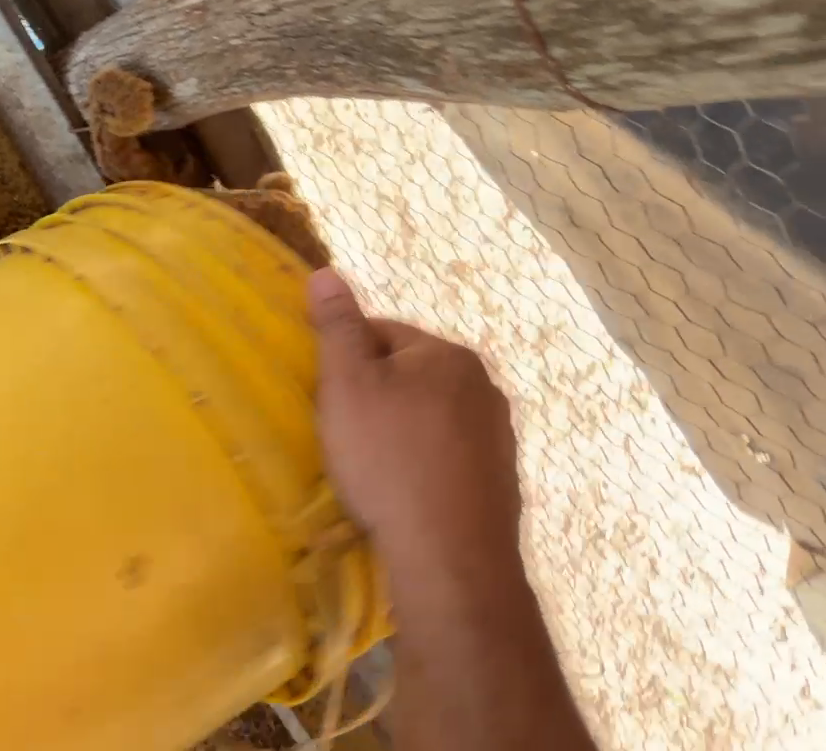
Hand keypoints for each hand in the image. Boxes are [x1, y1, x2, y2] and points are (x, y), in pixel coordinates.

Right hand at [307, 268, 521, 573]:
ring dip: (393, 425)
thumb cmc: (387, 456)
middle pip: (403, 371)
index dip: (343, 360)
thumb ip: (337, 325)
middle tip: (342, 427)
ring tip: (367, 459)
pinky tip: (398, 482)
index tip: (327, 395)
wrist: (449, 554)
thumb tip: (326, 271)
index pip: (379, 332)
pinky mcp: (499, 477)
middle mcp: (485, 386)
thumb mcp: (347, 382)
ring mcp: (498, 434)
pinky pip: (444, 448)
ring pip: (424, 412)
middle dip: (370, 392)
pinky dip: (418, 456)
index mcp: (448, 355)